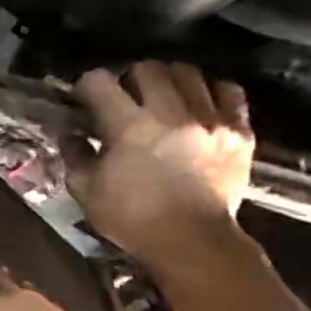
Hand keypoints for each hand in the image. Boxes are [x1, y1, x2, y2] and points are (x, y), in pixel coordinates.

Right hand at [67, 61, 254, 271]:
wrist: (192, 241)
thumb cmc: (130, 217)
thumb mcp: (85, 188)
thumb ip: (76, 154)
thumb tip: (71, 133)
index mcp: (129, 128)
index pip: (100, 82)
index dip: (86, 86)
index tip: (84, 98)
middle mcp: (172, 115)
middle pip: (149, 68)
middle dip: (129, 77)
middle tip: (124, 96)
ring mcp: (211, 121)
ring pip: (189, 74)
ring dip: (168, 81)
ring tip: (160, 97)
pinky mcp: (239, 132)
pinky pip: (228, 92)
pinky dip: (208, 91)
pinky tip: (196, 104)